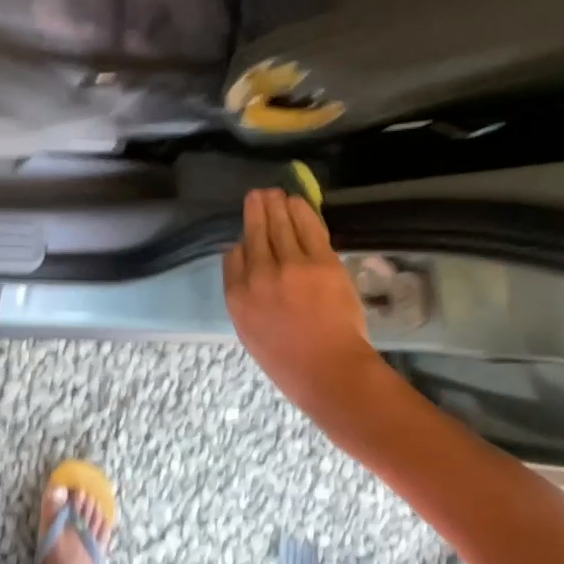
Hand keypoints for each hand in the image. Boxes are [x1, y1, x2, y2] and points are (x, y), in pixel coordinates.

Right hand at [223, 189, 383, 412]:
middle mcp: (259, 275)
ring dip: (276, 204)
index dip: (242, 243)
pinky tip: (297, 201)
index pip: (233, 256)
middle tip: (257, 195)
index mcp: (238, 297)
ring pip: (280, 224)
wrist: (329, 371)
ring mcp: (290, 265)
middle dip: (256, 210)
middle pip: (255, 233)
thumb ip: (247, 302)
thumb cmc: (291, 364)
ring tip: (275, 192)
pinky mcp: (321, 261)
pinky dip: (301, 210)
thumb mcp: (252, 335)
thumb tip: (253, 275)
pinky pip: (308, 227)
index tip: (248, 238)